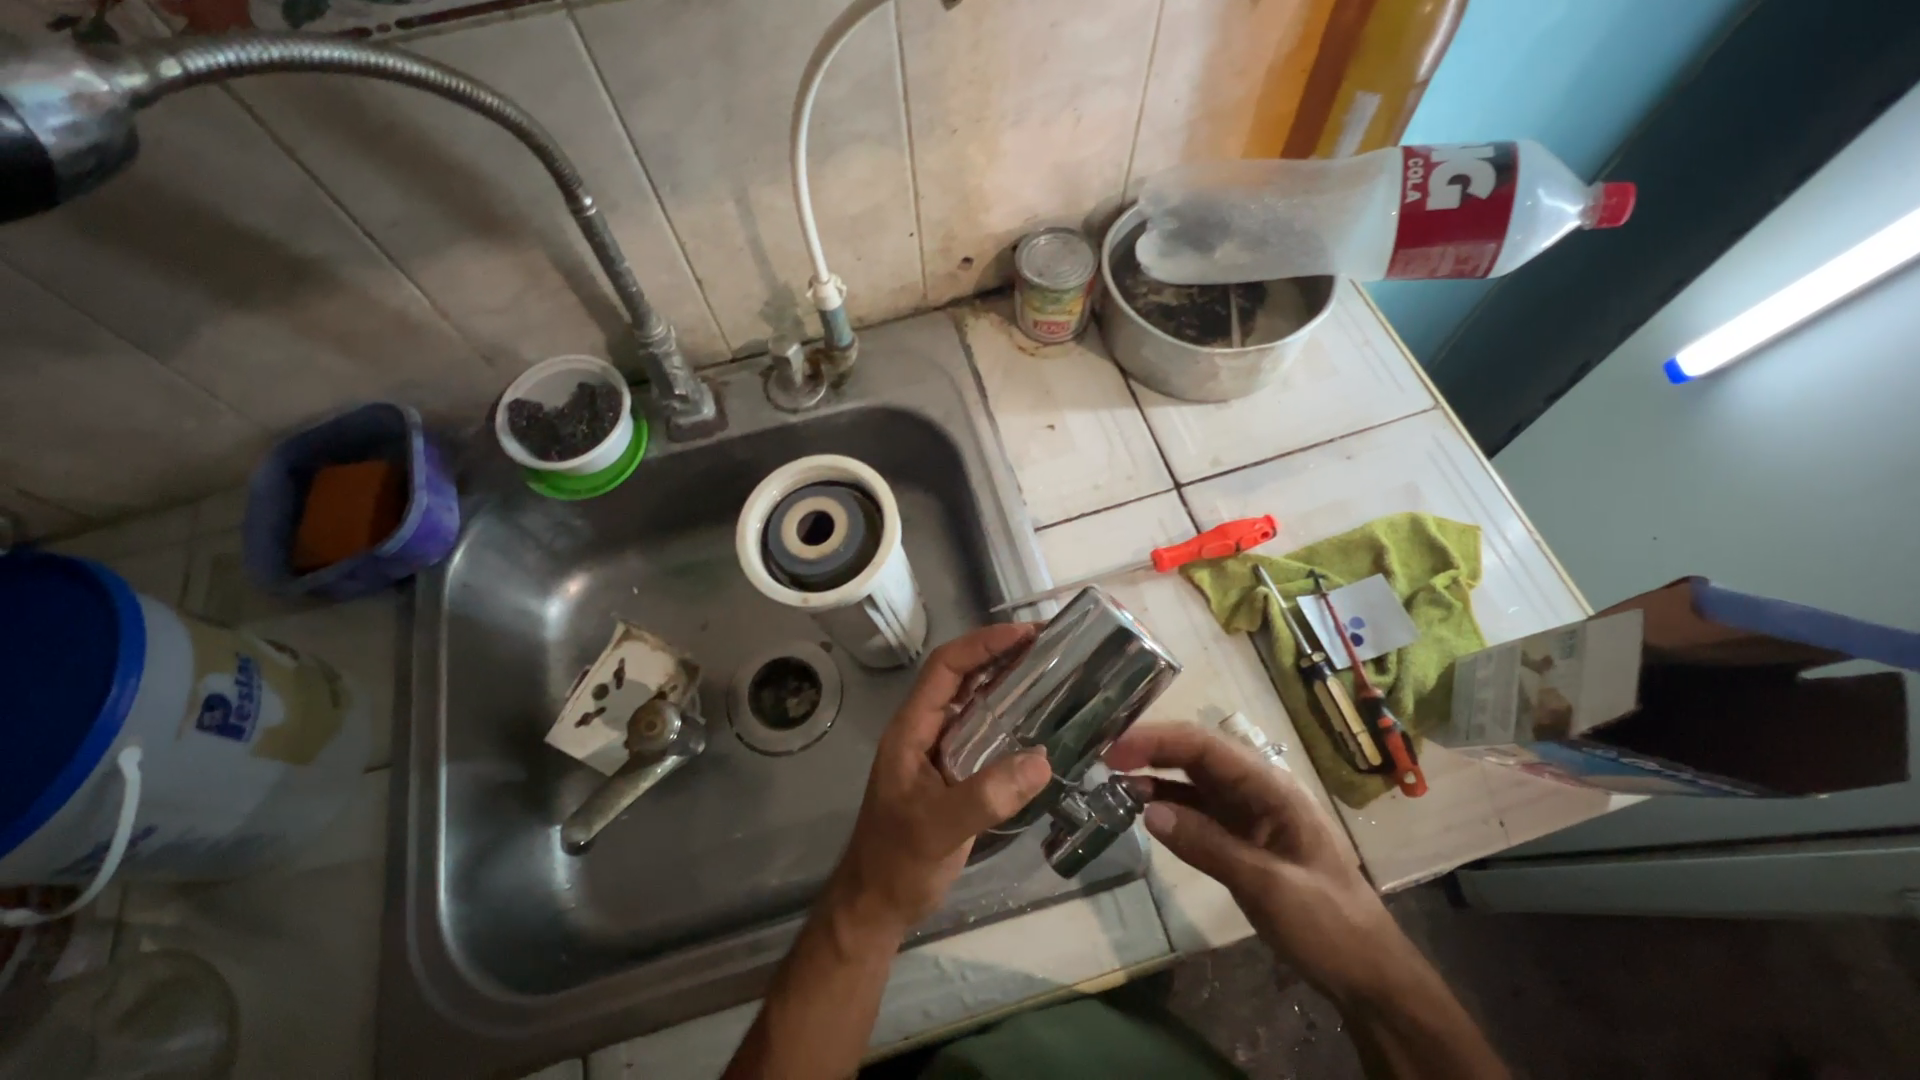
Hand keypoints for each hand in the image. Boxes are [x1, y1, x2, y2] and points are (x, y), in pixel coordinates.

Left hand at [827, 624, 1053, 937]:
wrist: (878, 904)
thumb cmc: (896, 862)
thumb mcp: (938, 828)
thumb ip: (985, 796)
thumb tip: (1042, 760)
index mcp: (911, 729)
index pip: (946, 668)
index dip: (983, 645)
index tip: (1026, 635)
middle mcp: (927, 732)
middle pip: (963, 678)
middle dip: (1002, 656)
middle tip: (1052, 646)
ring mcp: (941, 754)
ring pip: (977, 705)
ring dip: (1011, 685)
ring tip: (1055, 672)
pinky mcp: (957, 778)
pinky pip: (988, 737)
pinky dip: (1014, 723)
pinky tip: (1045, 726)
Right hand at [1106, 723, 1417, 1004]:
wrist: (1365, 972)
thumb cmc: (1328, 923)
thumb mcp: (1269, 886)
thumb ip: (1209, 845)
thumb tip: (1148, 811)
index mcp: (1273, 788)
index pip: (1207, 747)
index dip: (1159, 740)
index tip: (1115, 748)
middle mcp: (1257, 792)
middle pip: (1197, 756)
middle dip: (1151, 749)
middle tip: (1103, 756)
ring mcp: (1248, 816)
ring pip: (1193, 782)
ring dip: (1154, 776)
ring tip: (1111, 780)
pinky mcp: (1239, 840)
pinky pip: (1196, 813)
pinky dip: (1166, 807)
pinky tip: (1140, 810)